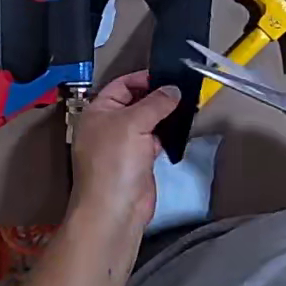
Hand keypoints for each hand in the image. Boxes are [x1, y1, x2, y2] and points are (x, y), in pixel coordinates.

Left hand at [70, 71, 180, 228]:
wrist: (115, 209)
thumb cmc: (115, 161)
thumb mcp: (134, 122)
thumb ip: (156, 103)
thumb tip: (173, 89)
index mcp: (98, 111)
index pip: (121, 85)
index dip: (143, 78)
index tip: (168, 76)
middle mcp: (108, 125)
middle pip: (135, 102)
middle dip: (157, 96)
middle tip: (183, 89)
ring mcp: (123, 144)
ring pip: (146, 121)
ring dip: (163, 115)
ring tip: (187, 105)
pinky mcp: (138, 160)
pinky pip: (153, 139)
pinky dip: (165, 134)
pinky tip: (180, 128)